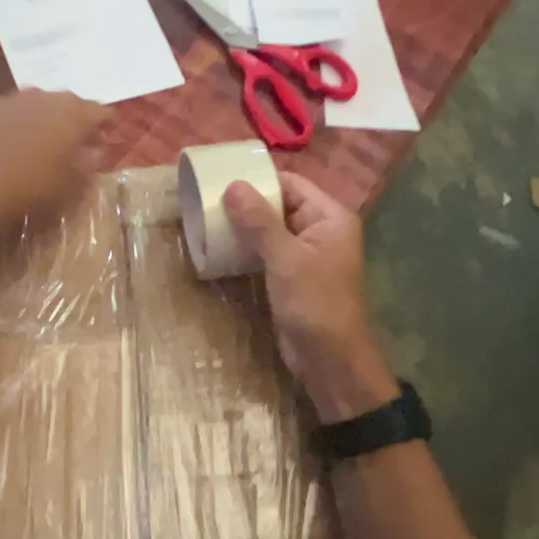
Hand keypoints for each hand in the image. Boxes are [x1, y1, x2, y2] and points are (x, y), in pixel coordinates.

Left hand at [0, 90, 109, 227]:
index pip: (101, 111)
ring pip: (34, 100)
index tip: (108, 135)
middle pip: (68, 101)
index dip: (107, 124)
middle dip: (74, 117)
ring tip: (38, 136)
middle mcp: (45, 96)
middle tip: (75, 139)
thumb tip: (97, 149)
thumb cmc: (34, 190)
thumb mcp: (75, 184)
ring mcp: (11, 97)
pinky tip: (0, 133)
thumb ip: (92, 161)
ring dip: (39, 115)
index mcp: (74, 113)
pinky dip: (3, 116)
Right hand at [223, 172, 399, 421]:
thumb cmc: (314, 304)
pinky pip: (269, 251)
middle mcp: (322, 229)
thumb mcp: (285, 259)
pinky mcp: (294, 276)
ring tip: (209, 219)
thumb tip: (233, 185)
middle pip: (281, 203)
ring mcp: (308, 254)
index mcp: (330, 217)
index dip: (259, 179)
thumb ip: (259, 221)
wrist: (330, 360)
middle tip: (208, 199)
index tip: (222, 177)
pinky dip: (249, 247)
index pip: (291, 183)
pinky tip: (222, 247)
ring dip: (245, 226)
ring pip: (272, 229)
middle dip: (248, 202)